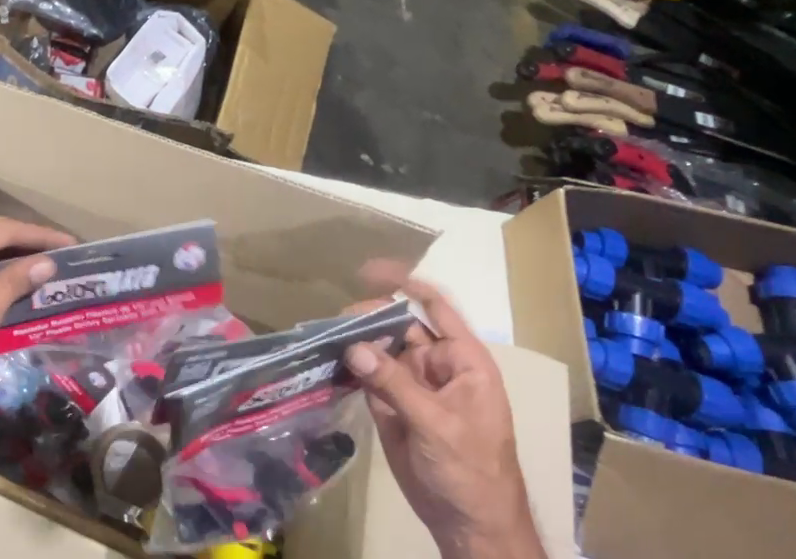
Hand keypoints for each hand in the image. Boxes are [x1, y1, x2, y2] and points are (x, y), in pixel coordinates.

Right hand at [343, 279, 541, 558]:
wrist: (469, 524)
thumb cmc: (471, 470)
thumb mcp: (438, 425)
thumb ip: (395, 383)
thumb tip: (353, 347)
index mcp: (463, 361)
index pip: (435, 308)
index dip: (406, 284)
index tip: (369, 270)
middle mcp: (436, 365)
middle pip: (399, 325)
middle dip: (369, 316)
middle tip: (337, 321)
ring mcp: (412, 384)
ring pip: (378, 348)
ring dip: (354, 339)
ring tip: (324, 334)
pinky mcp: (391, 405)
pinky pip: (366, 374)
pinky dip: (347, 364)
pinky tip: (325, 357)